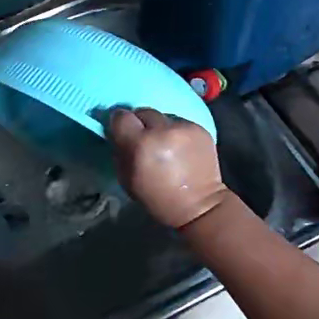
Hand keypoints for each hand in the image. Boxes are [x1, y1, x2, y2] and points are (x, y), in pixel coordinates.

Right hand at [106, 109, 231, 229]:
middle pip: (143, 112)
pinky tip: (181, 148)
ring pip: (163, 117)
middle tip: (145, 140)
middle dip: (141, 124)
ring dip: (160, 128)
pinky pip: (180, 122)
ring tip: (165, 145)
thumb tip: (118, 135)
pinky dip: (177, 132)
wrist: (199, 206)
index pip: (121, 117)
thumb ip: (120, 152)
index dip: (120, 124)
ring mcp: (184, 127)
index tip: (122, 132)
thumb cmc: (157, 198)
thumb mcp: (127, 180)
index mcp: (141, 144)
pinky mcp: (201, 128)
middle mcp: (163, 130)